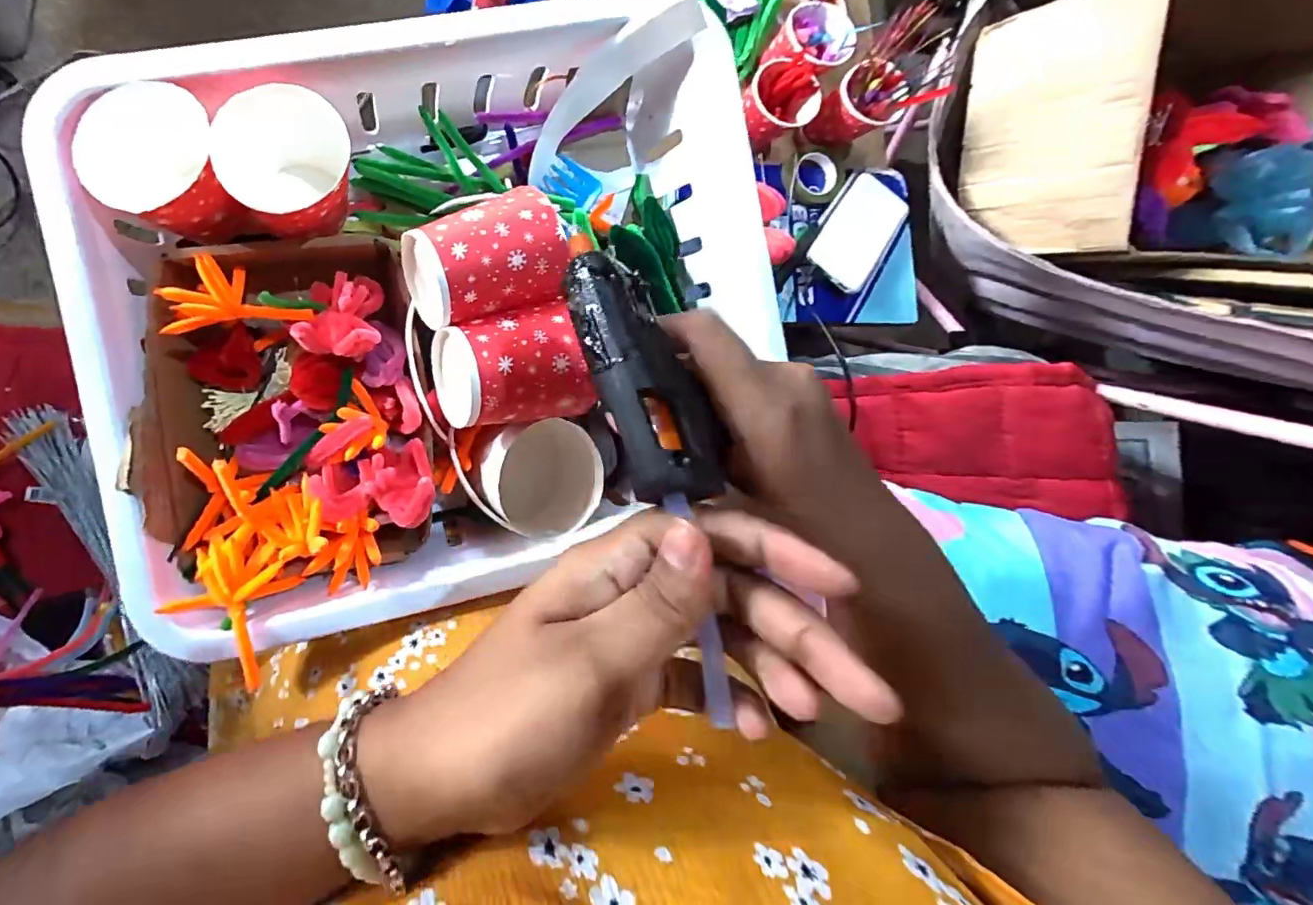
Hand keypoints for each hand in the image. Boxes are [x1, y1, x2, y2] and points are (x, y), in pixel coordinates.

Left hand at [357, 508, 898, 845]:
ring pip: (717, 633)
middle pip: (725, 590)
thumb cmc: (510, 715)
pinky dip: (726, 696)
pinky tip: (753, 729)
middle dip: (795, 629)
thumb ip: (653, 602)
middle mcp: (627, 589)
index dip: (774, 550)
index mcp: (613, 566)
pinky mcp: (630, 680)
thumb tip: (704, 533)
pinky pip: (693, 675)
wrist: (446, 778)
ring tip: (816, 713)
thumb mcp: (588, 662)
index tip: (839, 585)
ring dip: (770, 666)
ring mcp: (630, 635)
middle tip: (867, 689)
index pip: (706, 535)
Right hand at [659, 311, 1101, 790]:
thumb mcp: (740, 536)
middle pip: (704, 362)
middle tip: (624, 433)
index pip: (700, 331)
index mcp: (771, 409)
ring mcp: (803, 412)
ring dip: (688, 417)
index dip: (652, 332)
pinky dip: (716, 434)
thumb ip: (681, 487)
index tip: (613, 363)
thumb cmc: (838, 592)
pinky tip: (699, 479)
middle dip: (663, 388)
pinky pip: (745, 412)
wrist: (925, 638)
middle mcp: (788, 393)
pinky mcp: (811, 435)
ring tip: (654, 461)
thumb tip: (634, 453)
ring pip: (722, 391)